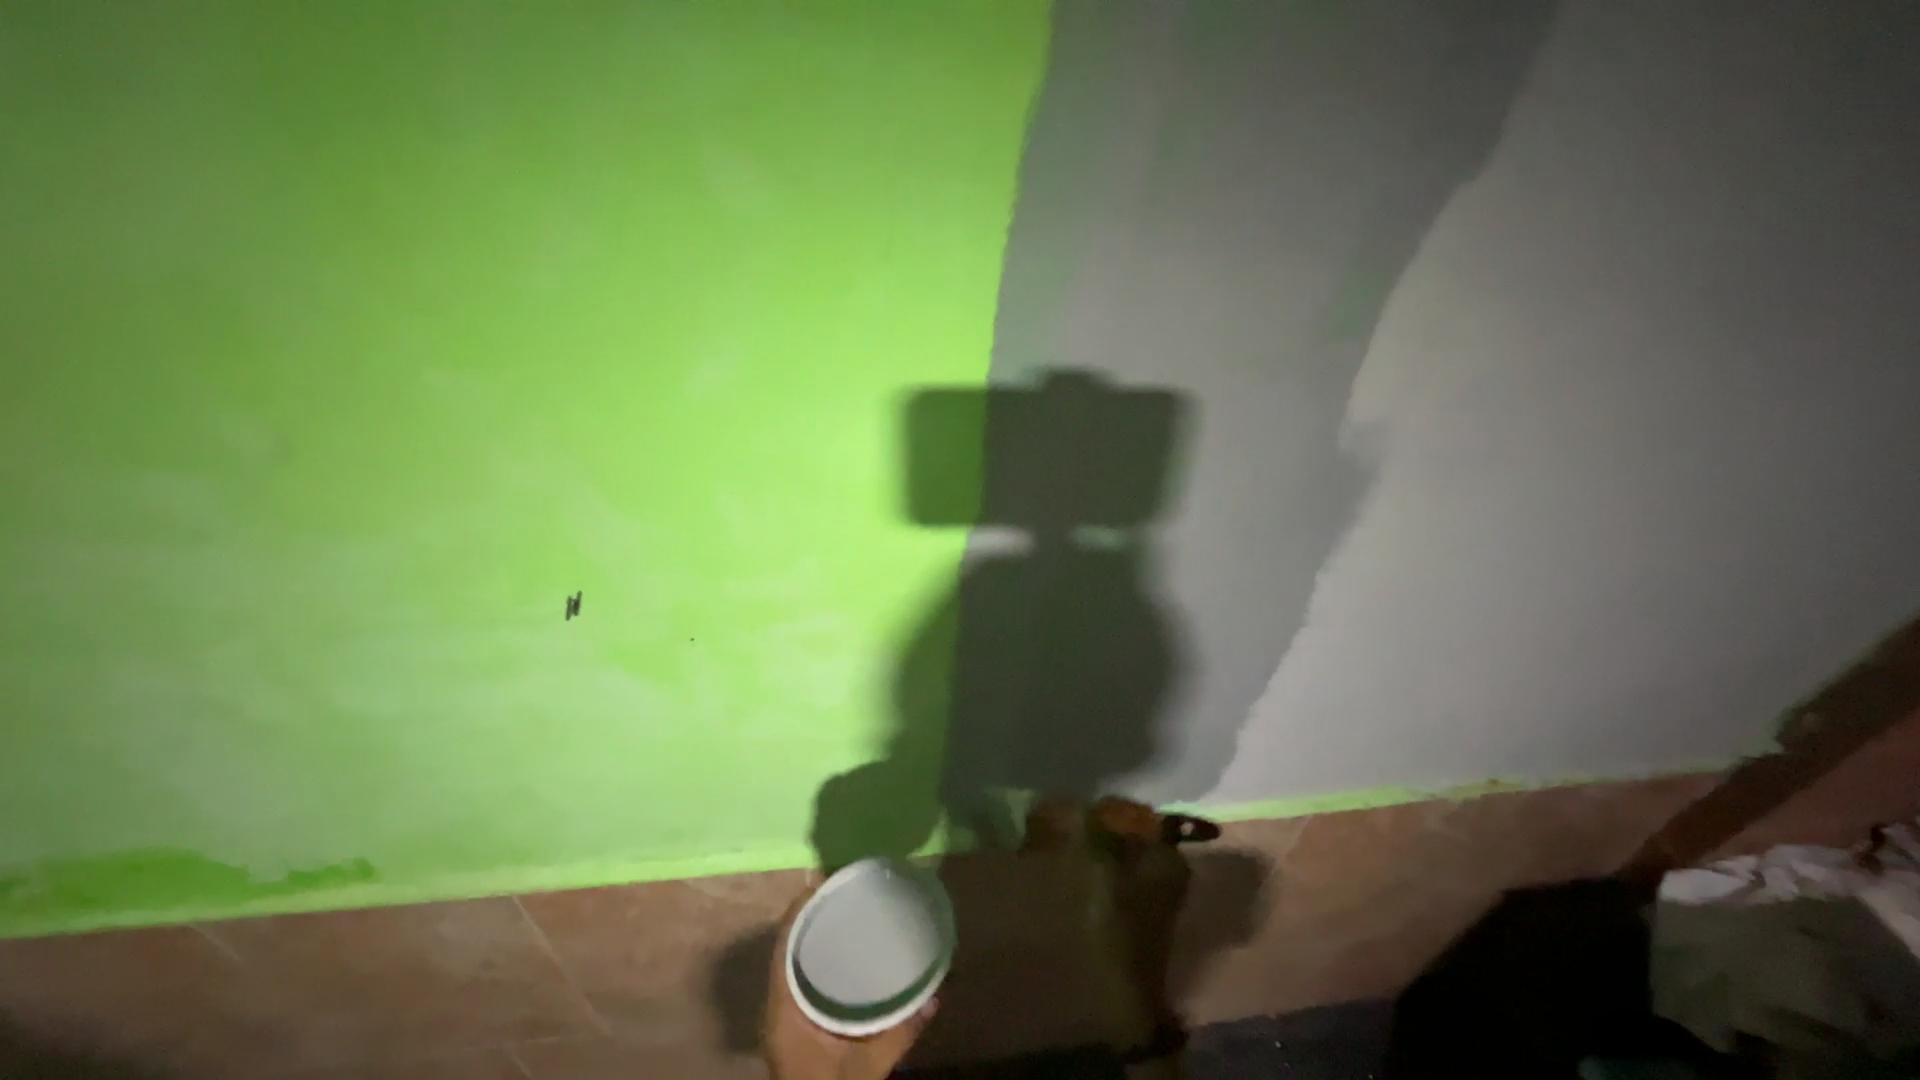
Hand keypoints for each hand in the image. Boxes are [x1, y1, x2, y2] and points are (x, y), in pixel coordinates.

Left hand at [762, 885, 936, 1079]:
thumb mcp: (868, 1068)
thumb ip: (900, 1032)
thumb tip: (936, 994)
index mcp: (784, 1008)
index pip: (782, 946)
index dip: (798, 910)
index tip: (822, 881)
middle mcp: (776, 1006)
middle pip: (786, 947)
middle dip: (810, 915)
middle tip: (841, 889)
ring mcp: (781, 1017)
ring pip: (790, 962)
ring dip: (811, 935)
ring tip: (842, 910)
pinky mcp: (791, 1026)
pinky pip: (797, 979)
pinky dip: (814, 959)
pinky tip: (840, 953)